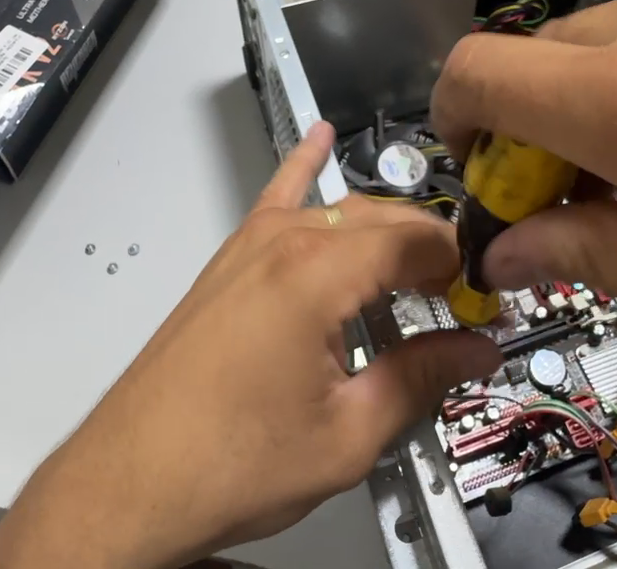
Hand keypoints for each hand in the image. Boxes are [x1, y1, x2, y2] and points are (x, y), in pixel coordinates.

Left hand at [0, 123, 500, 568]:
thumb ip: (421, 379)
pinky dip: (303, 164)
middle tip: (459, 299)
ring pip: (339, 210)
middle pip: (381, 218)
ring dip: (384, 231)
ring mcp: (252, 241)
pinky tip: (319, 135)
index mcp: (319, 273)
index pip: (415, 239)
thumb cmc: (239, 463)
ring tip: (418, 269)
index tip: (485, 299)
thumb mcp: (347, 434)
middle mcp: (287, 237)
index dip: (459, 265)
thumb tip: (481, 350)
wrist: (131, 481)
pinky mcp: (231, 258)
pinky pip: (276, 195)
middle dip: (429, 250)